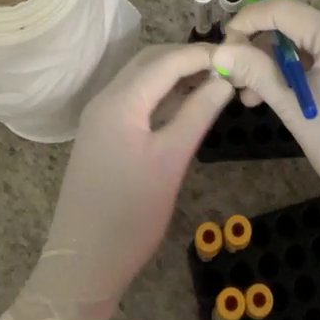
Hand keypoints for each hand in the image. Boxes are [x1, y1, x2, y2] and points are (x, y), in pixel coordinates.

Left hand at [2, 43, 233, 319]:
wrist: (83, 264)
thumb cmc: (130, 215)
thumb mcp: (171, 162)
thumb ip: (197, 114)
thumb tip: (225, 80)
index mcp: (120, 101)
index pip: (166, 61)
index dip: (201, 55)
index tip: (237, 56)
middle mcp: (106, 99)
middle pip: (150, 62)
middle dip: (187, 58)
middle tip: (226, 66)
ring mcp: (101, 116)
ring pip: (142, 78)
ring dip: (174, 73)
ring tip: (212, 81)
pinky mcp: (103, 133)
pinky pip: (136, 97)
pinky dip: (162, 93)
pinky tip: (186, 103)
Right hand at [214, 0, 319, 249]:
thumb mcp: (296, 113)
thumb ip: (257, 74)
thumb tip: (220, 51)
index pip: (282, 10)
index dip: (246, 22)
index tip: (224, 48)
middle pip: (295, 24)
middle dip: (260, 47)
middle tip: (236, 81)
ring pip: (308, 41)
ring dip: (278, 63)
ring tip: (254, 97)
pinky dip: (301, 70)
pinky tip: (283, 95)